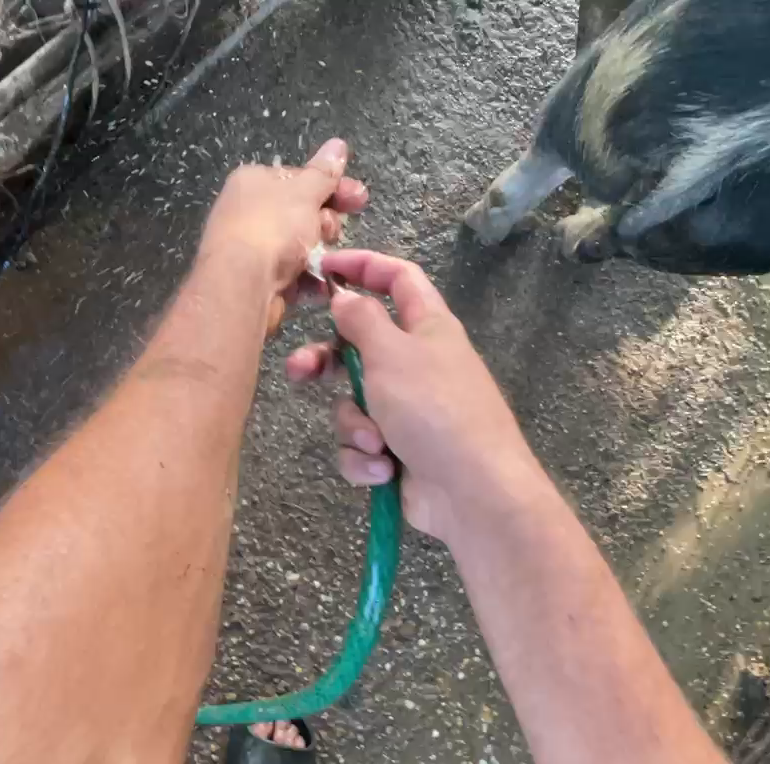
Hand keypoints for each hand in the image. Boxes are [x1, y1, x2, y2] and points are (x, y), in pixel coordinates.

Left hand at [196, 138, 368, 333]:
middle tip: (329, 232)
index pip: (300, 179)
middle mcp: (250, 213)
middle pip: (302, 214)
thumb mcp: (304, 192)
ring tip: (324, 261)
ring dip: (320, 254)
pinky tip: (320, 282)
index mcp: (255, 181)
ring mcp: (253, 249)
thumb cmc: (272, 228)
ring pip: (300, 247)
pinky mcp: (259, 282)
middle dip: (325, 223)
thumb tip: (338, 145)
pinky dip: (308, 279)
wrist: (243, 285)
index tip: (358, 198)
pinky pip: (292, 275)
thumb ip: (324, 173)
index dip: (331, 188)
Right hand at [285, 249, 550, 545]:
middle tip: (299, 372)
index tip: (323, 269)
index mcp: (427, 328)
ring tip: (377, 444)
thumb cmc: (434, 409)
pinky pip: (362, 447)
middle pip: (359, 348)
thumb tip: (344, 297)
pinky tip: (385, 471)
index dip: (362, 266)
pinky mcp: (397, 454)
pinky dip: (367, 460)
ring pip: (354, 405)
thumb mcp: (392, 354)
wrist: (470, 491)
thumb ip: (361, 321)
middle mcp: (417, 365)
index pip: (396, 279)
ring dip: (355, 426)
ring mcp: (408, 412)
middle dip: (327, 364)